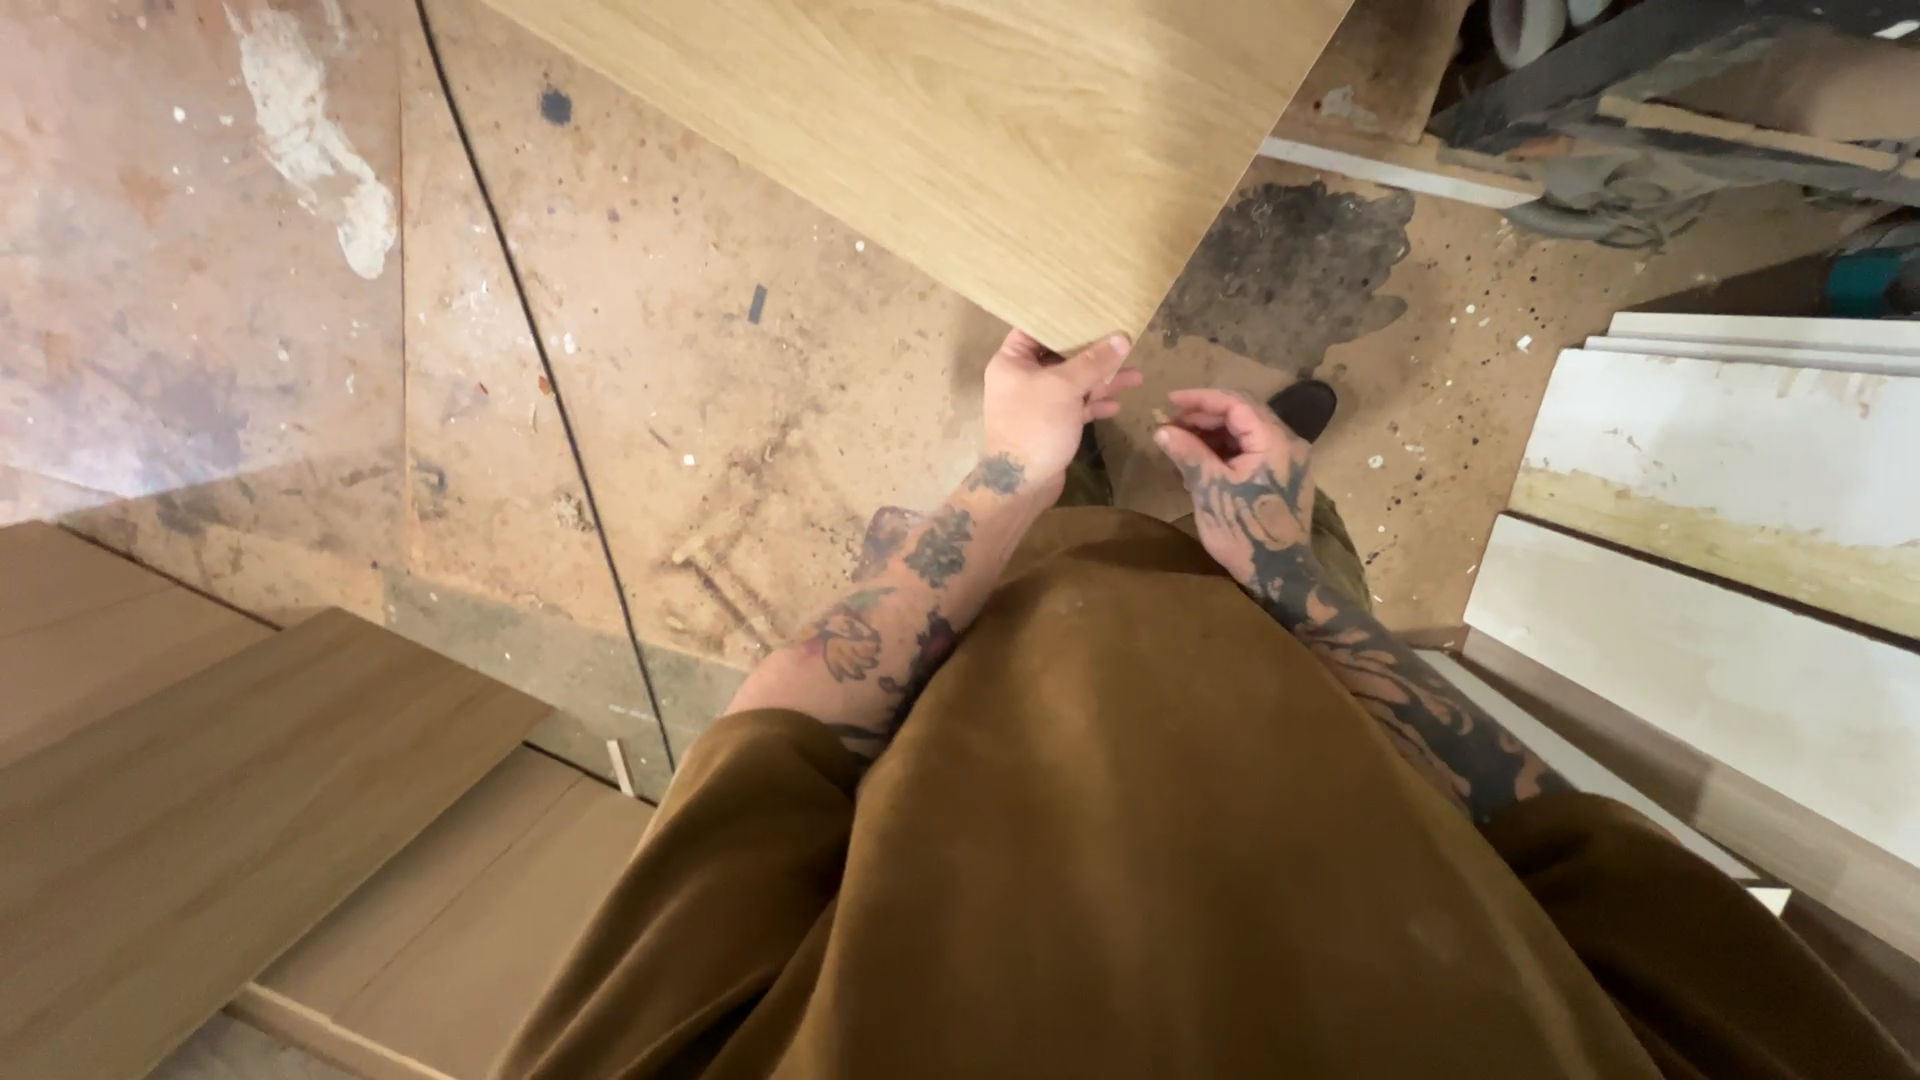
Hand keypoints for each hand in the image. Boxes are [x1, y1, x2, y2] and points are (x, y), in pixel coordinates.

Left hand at [982, 329, 1141, 492]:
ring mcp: (1036, 403)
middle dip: (1094, 354)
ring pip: (1073, 383)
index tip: (1093, 311)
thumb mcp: (1065, 387)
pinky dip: (1094, 405)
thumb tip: (1122, 338)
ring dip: (1102, 381)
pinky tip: (1117, 406)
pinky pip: (1075, 407)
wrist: (1022, 483)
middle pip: (1061, 356)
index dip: (1064, 320)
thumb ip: (1094, 361)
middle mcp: (1021, 379)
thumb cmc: (1035, 425)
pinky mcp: (1049, 424)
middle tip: (1125, 344)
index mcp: (1011, 361)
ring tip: (1136, 377)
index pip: (1036, 329)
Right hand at [1153, 388, 1317, 598]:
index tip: (1170, 401)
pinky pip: (1251, 451)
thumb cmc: (1244, 530)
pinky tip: (1199, 459)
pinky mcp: (1281, 477)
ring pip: (1246, 432)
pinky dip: (1224, 450)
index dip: (1201, 399)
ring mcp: (1287, 461)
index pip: (1237, 403)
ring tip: (1179, 441)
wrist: (1279, 573)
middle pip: (1243, 414)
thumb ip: (1188, 453)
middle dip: (1204, 415)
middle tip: (1171, 423)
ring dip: (1212, 433)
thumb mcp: (1210, 490)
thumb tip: (1161, 429)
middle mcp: (1287, 444)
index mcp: (1274, 441)